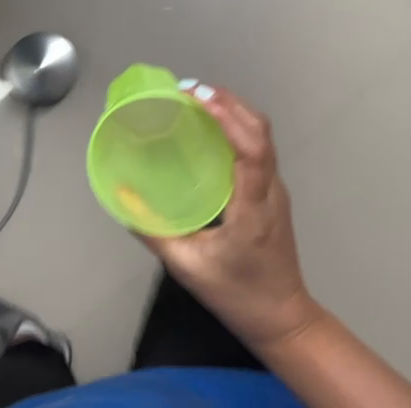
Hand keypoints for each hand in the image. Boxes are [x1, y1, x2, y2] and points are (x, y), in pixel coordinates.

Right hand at [139, 84, 323, 352]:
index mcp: (252, 206)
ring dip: (233, 110)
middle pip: (261, 130)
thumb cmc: (240, 295)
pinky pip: (258, 147)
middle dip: (228, 101)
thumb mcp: (189, 268)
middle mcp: (270, 190)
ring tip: (197, 100)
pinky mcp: (273, 193)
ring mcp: (276, 190)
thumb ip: (155, 233)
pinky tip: (211, 129)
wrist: (286, 321)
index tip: (196, 95)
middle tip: (188, 89)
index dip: (227, 116)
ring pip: (263, 135)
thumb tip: (124, 201)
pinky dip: (236, 127)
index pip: (251, 148)